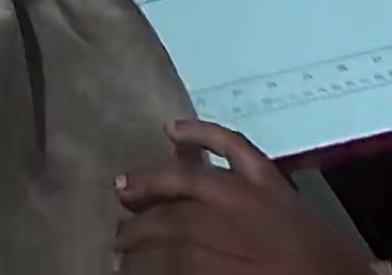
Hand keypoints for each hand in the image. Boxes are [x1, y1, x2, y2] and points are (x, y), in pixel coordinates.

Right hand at [115, 120, 374, 274]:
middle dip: (141, 228)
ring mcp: (259, 196)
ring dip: (153, 183)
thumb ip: (209, 272)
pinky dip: (204, 133)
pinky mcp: (275, 183)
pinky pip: (235, 147)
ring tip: (124, 188)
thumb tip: (166, 267)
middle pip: (177, 220)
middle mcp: (244, 223)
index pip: (178, 257)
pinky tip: (172, 130)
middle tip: (116, 237)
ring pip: (189, 179)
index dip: (145, 261)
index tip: (122, 265)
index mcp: (244, 267)